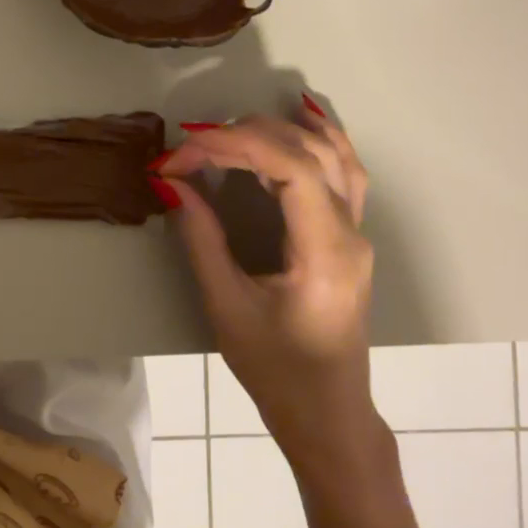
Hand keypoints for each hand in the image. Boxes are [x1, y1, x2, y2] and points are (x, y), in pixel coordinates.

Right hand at [152, 103, 371, 436]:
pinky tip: (303, 114)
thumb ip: (201, 238)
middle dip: (243, 136)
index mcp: (325, 252)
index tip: (181, 153)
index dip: (232, 146)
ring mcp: (355, 232)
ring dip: (279, 129)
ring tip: (228, 125)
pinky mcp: (347, 235)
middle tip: (189, 146)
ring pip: (332, 154)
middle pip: (308, 152)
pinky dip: (323, 136)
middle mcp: (350, 233)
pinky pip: (343, 170)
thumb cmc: (276, 368)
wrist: (326, 413)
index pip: (289, 168)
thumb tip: (171, 182)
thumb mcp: (226, 306)